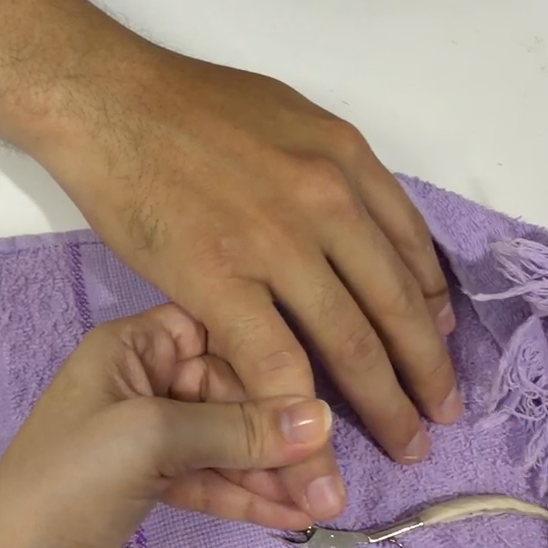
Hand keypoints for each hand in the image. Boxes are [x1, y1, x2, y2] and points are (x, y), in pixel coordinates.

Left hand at [0, 305, 335, 547]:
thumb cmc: (67, 485)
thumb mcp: (150, 439)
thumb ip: (235, 427)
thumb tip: (321, 418)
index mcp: (132, 346)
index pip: (218, 331)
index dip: (269, 355)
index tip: (326, 386)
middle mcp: (144, 380)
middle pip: (230, 392)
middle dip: (278, 431)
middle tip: (331, 476)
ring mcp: (149, 435)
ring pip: (226, 439)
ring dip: (272, 470)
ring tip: (325, 503)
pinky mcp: (154, 483)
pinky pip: (214, 477)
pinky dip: (249, 494)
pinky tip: (294, 515)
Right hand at [37, 52, 458, 523]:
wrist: (105, 100)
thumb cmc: (181, 102)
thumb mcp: (281, 113)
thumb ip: (325, 167)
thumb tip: (348, 219)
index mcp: (344, 158)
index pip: (411, 247)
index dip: (431, 306)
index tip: (436, 341)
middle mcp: (328, 200)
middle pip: (395, 303)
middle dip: (426, 370)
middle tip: (442, 415)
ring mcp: (277, 242)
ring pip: (352, 342)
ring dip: (385, 404)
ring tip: (405, 445)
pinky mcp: (219, 278)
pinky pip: (277, 361)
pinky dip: (301, 413)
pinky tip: (320, 447)